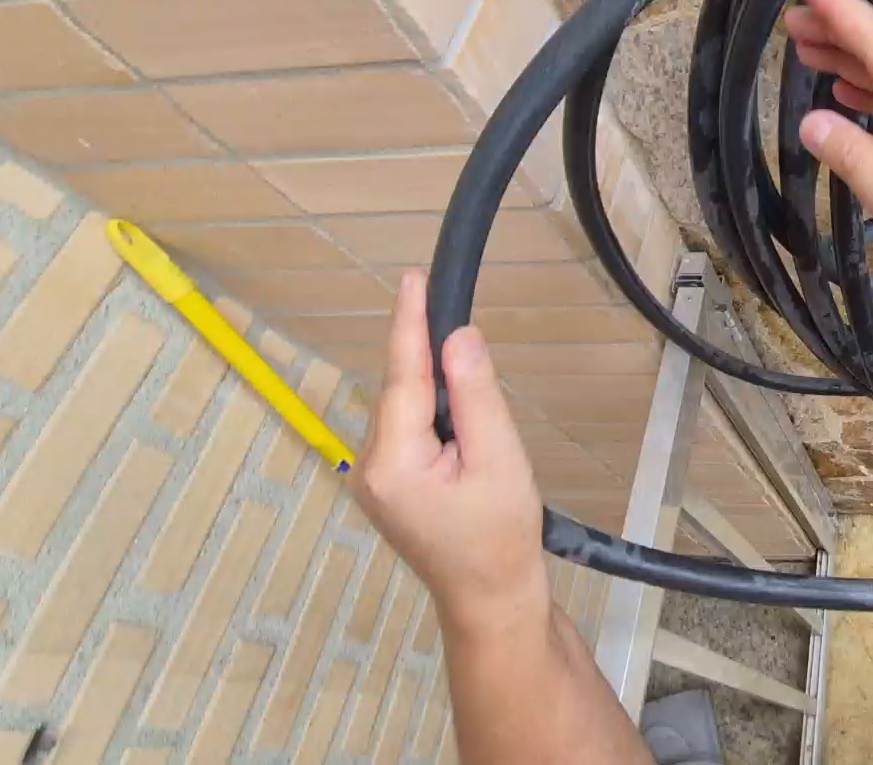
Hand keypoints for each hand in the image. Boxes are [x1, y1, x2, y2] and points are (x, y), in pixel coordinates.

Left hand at [354, 271, 548, 629]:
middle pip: (403, 391)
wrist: (492, 596)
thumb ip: (477, 395)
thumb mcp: (499, 457)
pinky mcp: (392, 486)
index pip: (403, 375)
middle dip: (429, 354)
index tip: (413, 276)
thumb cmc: (502, 531)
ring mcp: (377, 480)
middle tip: (453, 310)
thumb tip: (460, 337)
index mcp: (393, 460)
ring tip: (469, 371)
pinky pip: (411, 430)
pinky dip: (435, 409)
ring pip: (407, 410)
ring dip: (437, 384)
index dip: (409, 323)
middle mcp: (371, 466)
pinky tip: (461, 413)